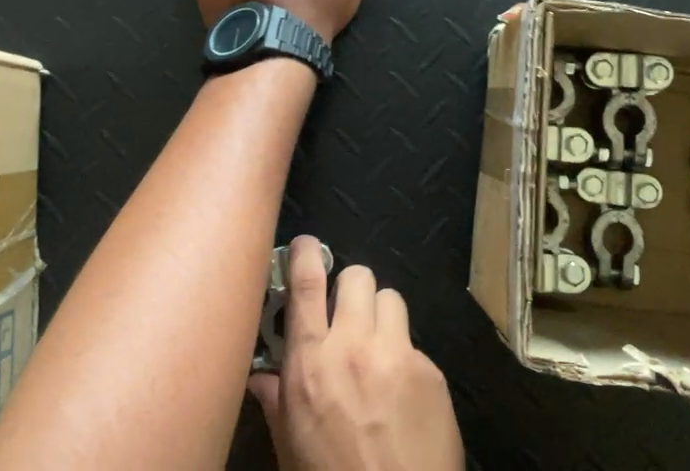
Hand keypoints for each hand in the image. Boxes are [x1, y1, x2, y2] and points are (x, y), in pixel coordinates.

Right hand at [248, 238, 462, 470]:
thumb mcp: (290, 445)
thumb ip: (276, 400)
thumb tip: (258, 375)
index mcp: (311, 363)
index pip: (307, 287)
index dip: (305, 255)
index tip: (306, 245)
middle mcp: (354, 346)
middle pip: (358, 276)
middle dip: (352, 289)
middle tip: (348, 315)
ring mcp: (397, 354)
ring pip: (391, 298)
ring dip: (382, 315)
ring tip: (378, 347)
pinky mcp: (431, 368)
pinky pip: (414, 342)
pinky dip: (405, 357)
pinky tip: (402, 391)